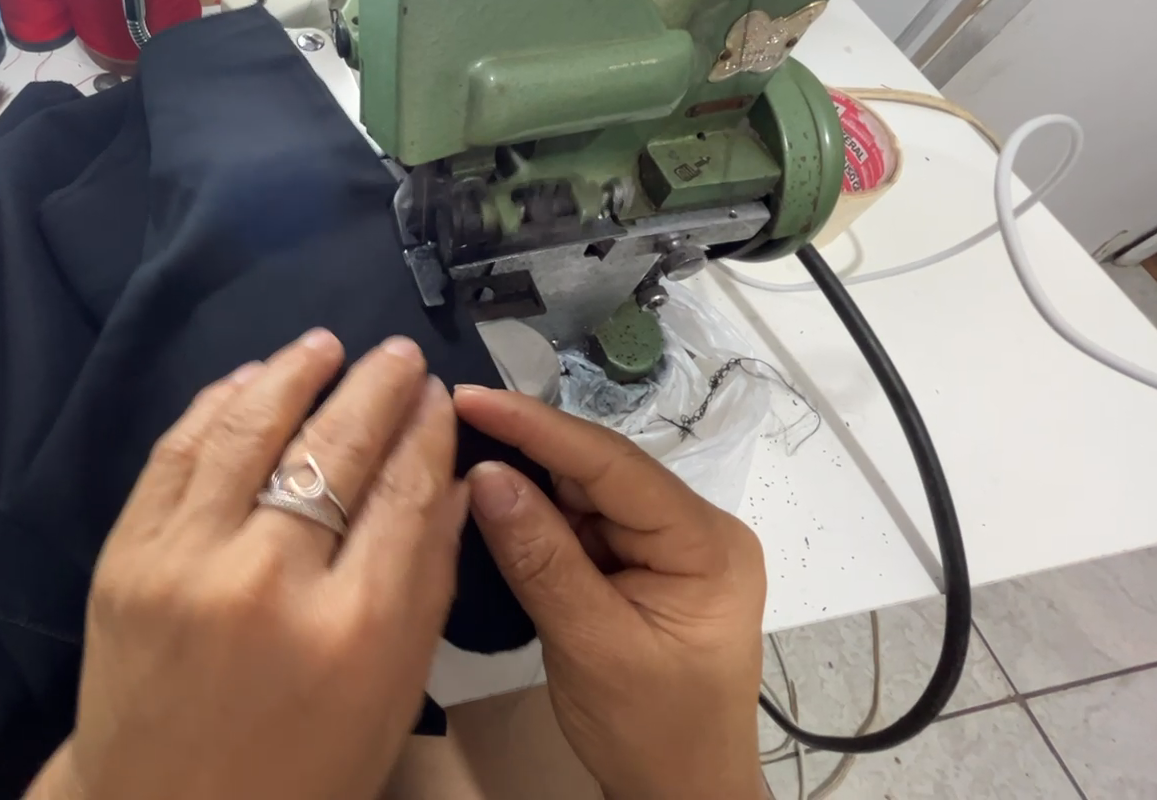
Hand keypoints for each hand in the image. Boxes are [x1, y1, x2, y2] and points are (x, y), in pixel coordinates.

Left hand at [30, 330, 470, 799]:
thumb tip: (454, 476)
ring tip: (326, 344)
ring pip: (250, 429)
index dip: (425, 431)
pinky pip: (178, 450)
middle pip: (336, 449)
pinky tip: (252, 378)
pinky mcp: (127, 552)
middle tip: (398, 354)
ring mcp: (184, 559)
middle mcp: (267, 582)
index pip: (404, 493)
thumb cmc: (300, 764)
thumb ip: (429, 579)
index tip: (437, 394)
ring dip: (293, 373)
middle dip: (376, 388)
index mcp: (352, 632)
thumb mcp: (391, 692)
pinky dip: (218, 403)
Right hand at [453, 387, 766, 799]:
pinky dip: (529, 511)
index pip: (611, 464)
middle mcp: (689, 525)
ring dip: (522, 476)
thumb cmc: (652, 732)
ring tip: (459, 448)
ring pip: (578, 487)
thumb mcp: (592, 646)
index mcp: (705, 542)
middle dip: (524, 445)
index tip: (470, 398)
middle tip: (451, 418)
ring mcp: (660, 539)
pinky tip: (490, 494)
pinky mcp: (631, 555)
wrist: (678, 795)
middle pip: (593, 468)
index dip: (536, 425)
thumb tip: (484, 474)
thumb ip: (539, 556)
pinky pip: (572, 516)